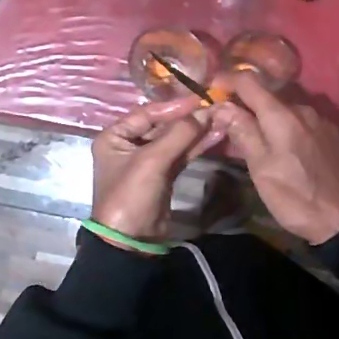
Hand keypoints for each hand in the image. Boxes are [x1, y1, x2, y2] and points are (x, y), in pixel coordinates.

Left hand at [90, 98, 222, 244]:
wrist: (131, 240)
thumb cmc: (131, 194)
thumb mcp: (151, 161)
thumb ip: (177, 135)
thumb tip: (203, 112)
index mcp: (114, 136)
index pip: (146, 113)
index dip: (173, 106)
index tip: (200, 98)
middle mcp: (128, 144)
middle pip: (162, 125)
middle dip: (189, 119)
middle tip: (218, 108)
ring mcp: (146, 161)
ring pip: (174, 140)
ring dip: (197, 131)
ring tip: (223, 119)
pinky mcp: (162, 175)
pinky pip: (180, 155)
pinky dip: (197, 146)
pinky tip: (217, 136)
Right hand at [208, 71, 338, 243]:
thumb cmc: (293, 196)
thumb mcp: (260, 167)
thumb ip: (242, 131)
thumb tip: (221, 105)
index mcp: (282, 115)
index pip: (249, 81)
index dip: (227, 81)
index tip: (211, 91)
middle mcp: (303, 108)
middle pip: (266, 92)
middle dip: (243, 100)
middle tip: (225, 118)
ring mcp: (319, 119)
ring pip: (283, 106)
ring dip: (263, 113)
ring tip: (249, 131)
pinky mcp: (329, 132)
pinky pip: (298, 118)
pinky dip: (281, 123)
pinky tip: (277, 141)